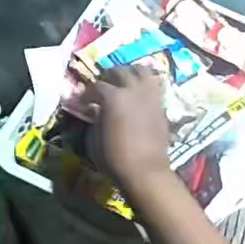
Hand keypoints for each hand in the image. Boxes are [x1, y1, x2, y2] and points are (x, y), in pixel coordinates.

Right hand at [86, 64, 171, 188]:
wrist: (145, 172)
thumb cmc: (114, 158)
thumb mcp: (94, 138)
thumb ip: (95, 118)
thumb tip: (95, 109)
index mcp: (113, 97)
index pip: (97, 86)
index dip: (87, 93)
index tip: (83, 102)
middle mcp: (133, 90)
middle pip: (120, 71)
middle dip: (108, 77)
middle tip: (103, 88)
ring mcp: (150, 96)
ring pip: (142, 71)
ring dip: (130, 73)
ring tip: (124, 83)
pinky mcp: (161, 106)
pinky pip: (154, 86)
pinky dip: (144, 86)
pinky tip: (139, 95)